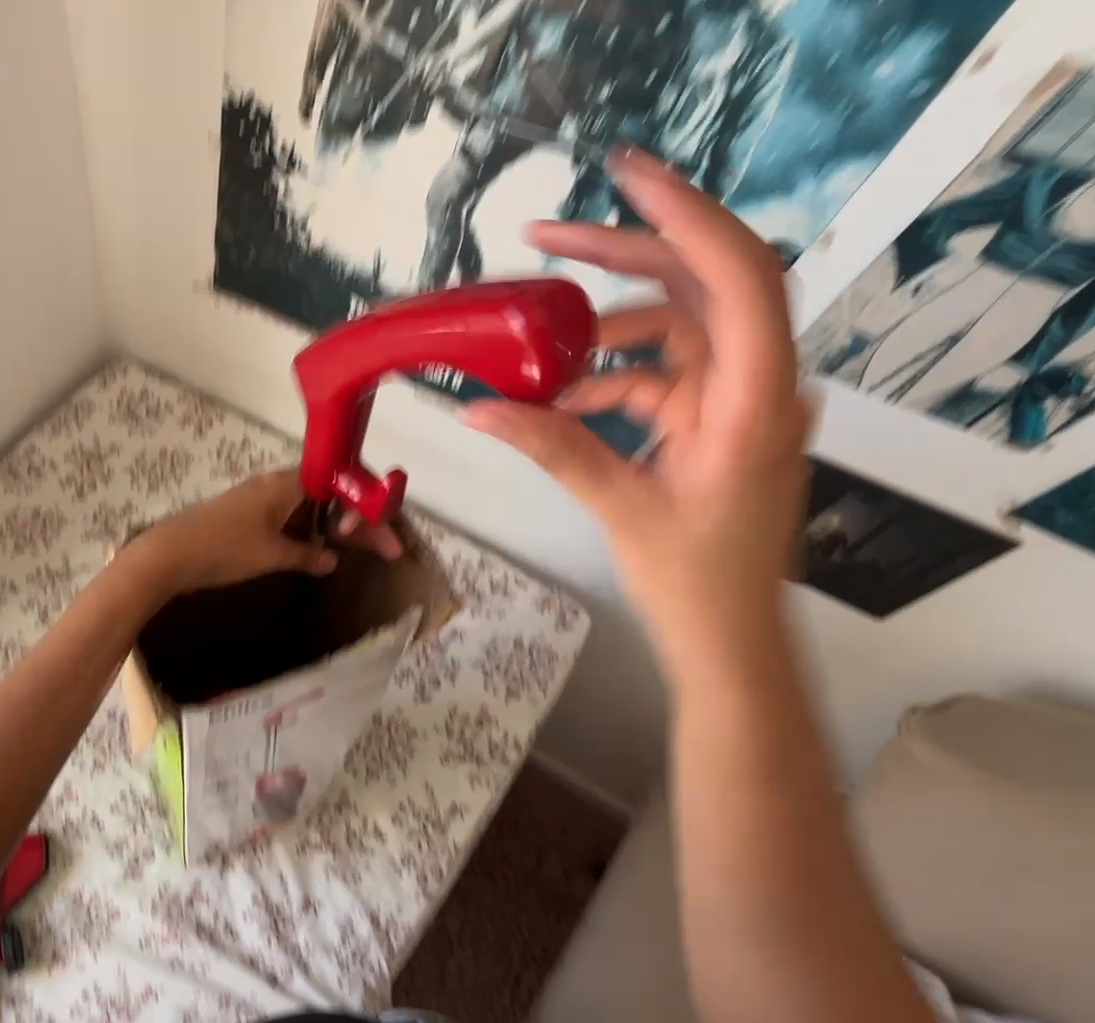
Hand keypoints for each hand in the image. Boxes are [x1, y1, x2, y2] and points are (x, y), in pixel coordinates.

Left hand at [125, 470, 402, 595]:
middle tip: (384, 549)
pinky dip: (307, 533)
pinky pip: (288, 519)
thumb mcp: (271, 555)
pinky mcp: (243, 517)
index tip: (384, 541)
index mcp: (286, 484)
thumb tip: (330, 559)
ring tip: (356, 550)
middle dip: (358, 521)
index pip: (341, 485)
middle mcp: (274, 485)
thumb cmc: (223, 549)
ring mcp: (257, 500)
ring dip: (333, 527)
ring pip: (309, 508)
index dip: (368, 511)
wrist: (167, 555)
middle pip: (329, 495)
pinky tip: (314, 551)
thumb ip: (306, 555)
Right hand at [459, 148, 810, 661]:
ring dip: (599, 336)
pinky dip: (603, 379)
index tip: (624, 179)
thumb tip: (477, 411)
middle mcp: (755, 382)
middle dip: (621, 257)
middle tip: (544, 236)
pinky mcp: (707, 419)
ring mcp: (732, 399)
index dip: (685, 217)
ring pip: (669, 329)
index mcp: (755, 398)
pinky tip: (557, 403)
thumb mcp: (619, 507)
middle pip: (698, 285)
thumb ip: (552, 447)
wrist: (729, 634)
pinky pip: (653, 374)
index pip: (738, 276)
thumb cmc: (696, 581)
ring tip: (533, 358)